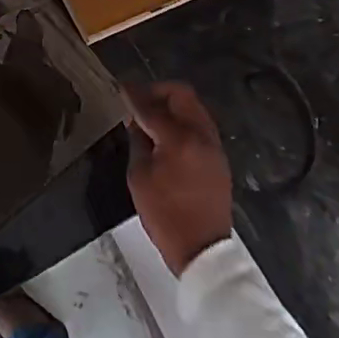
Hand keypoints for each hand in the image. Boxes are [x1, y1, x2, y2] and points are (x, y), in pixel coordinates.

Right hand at [125, 81, 233, 275]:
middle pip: (181, 94)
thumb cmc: (164, 214)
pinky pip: (200, 125)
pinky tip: (166, 136)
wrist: (203, 250)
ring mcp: (214, 146)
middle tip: (138, 102)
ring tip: (150, 118)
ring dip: (172, 105)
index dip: (133, 95)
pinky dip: (182, 121)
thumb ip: (138, 141)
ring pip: (193, 108)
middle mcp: (201, 135)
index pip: (152, 106)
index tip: (120, 87)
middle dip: (157, 92)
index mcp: (179, 139)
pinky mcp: (218, 158)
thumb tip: (135, 120)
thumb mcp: (139, 176)